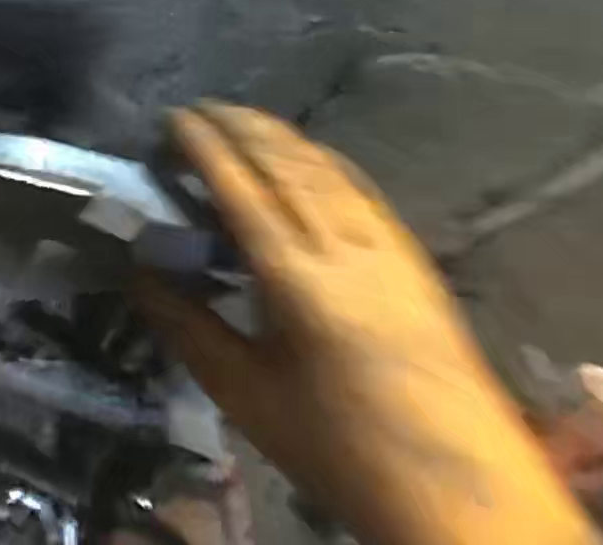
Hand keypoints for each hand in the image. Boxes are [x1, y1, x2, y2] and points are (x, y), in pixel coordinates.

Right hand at [136, 103, 600, 544]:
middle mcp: (341, 245)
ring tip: (240, 117)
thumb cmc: (341, 450)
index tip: (175, 118)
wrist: (462, 494)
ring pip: (321, 166)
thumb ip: (189, 328)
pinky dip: (320, 156)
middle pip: (282, 162)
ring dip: (276, 133)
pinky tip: (306, 151)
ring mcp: (382, 244)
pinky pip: (357, 184)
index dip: (204, 146)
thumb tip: (140, 272)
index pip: (240, 188)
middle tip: (199, 108)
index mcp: (296, 280)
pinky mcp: (409, 253)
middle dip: (237, 125)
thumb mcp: (248, 396)